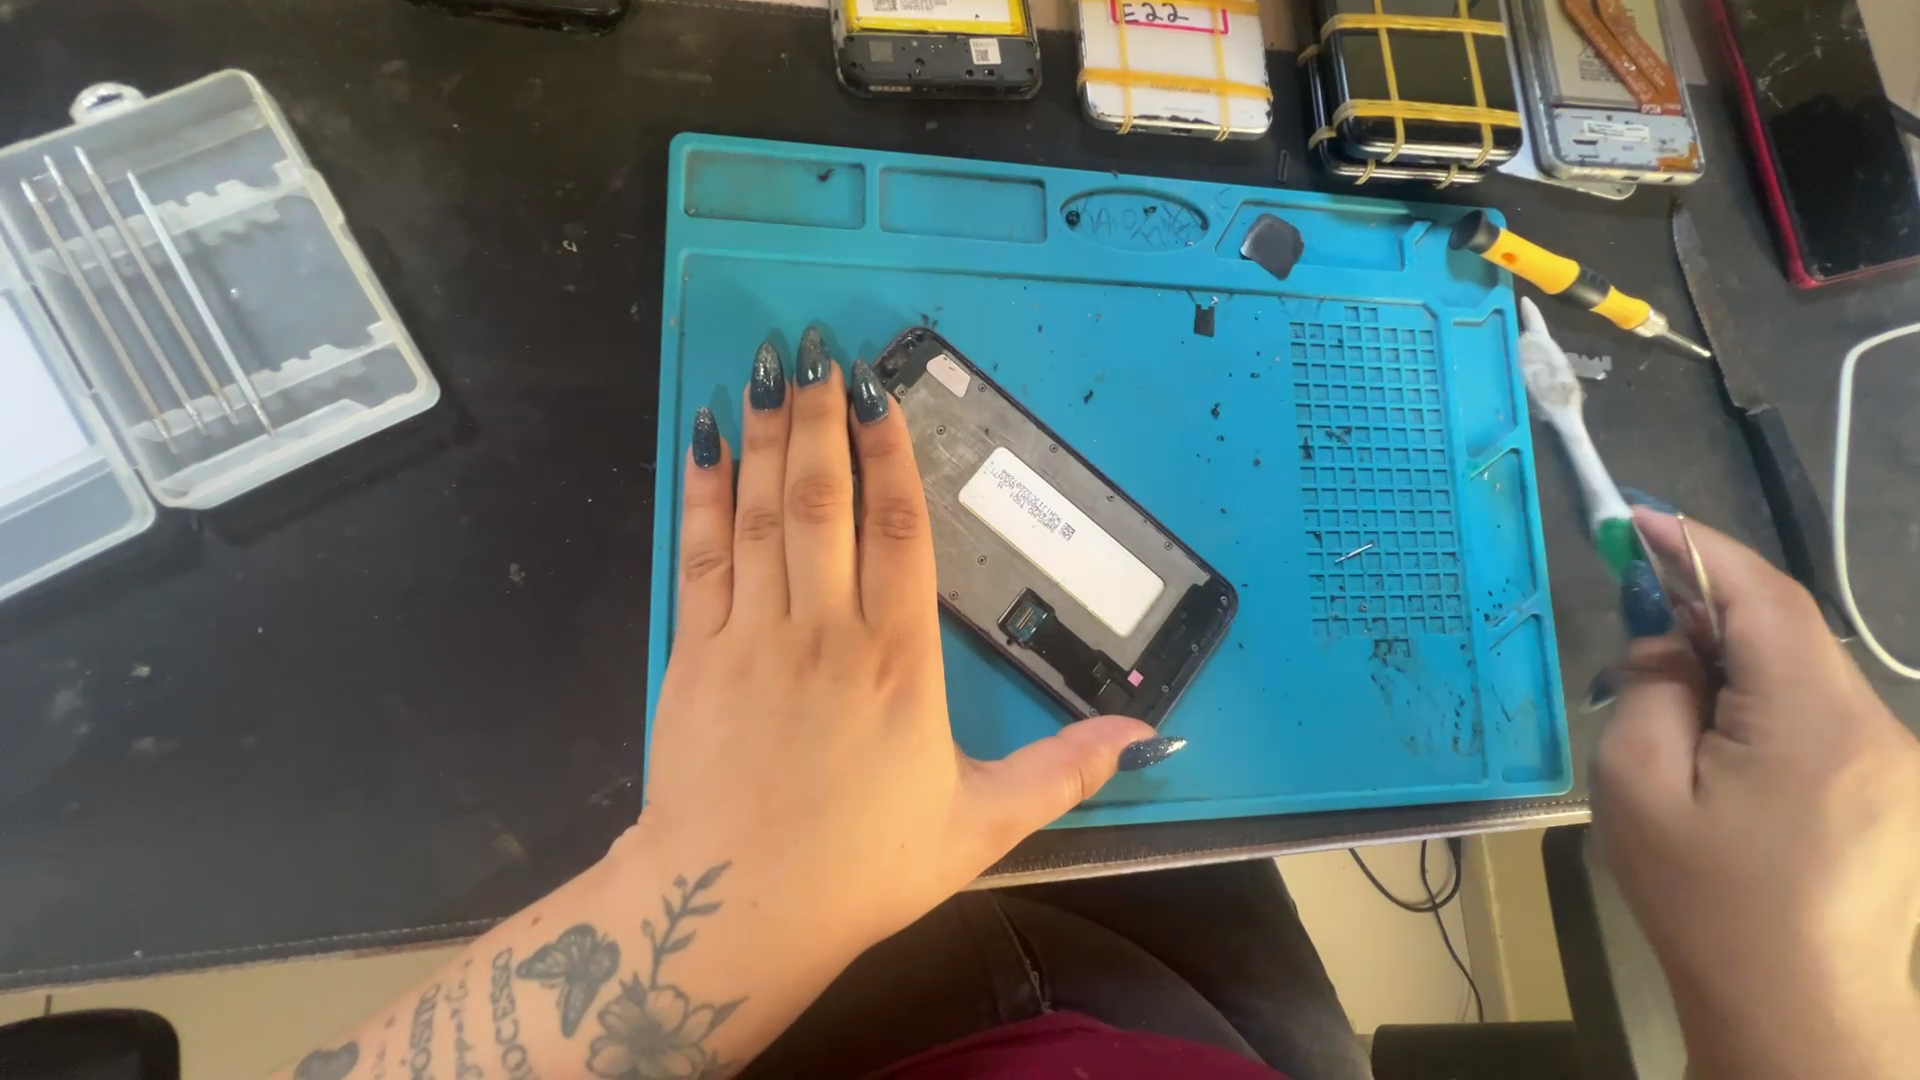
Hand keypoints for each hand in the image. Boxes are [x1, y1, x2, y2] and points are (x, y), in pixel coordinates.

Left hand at [638, 329, 1156, 960]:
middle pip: (825, 501)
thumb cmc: (862, 869)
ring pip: (762, 515)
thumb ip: (1064, 771)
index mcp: (900, 662)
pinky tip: (704, 441)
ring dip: (766, 436)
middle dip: (822, 418)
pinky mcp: (697, 654)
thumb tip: (1149, 740)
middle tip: (815, 347)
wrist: (734, 914)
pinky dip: (704, 494)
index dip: (891, 453)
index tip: (881, 393)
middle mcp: (827, 631)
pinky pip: (702, 556)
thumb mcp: (981, 825)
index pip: (899, 531)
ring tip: (765, 368)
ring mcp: (754, 637)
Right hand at [1593, 509, 1919, 1078]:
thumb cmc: (1701, 894)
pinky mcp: (1886, 795)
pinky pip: (1812, 714)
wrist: (1800, 1010)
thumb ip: (1650, 694)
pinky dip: (1750, 691)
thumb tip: (1667, 644)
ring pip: (1798, 674)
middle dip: (1706, 595)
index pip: (1764, 601)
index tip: (1638, 516)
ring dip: (1724, 649)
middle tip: (1629, 580)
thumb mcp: (1637, 784)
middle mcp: (1875, 732)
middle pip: (1786, 632)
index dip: (1701, 547)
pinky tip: (1702, 720)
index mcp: (1815, 724)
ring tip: (1653, 665)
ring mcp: (1891, 767)